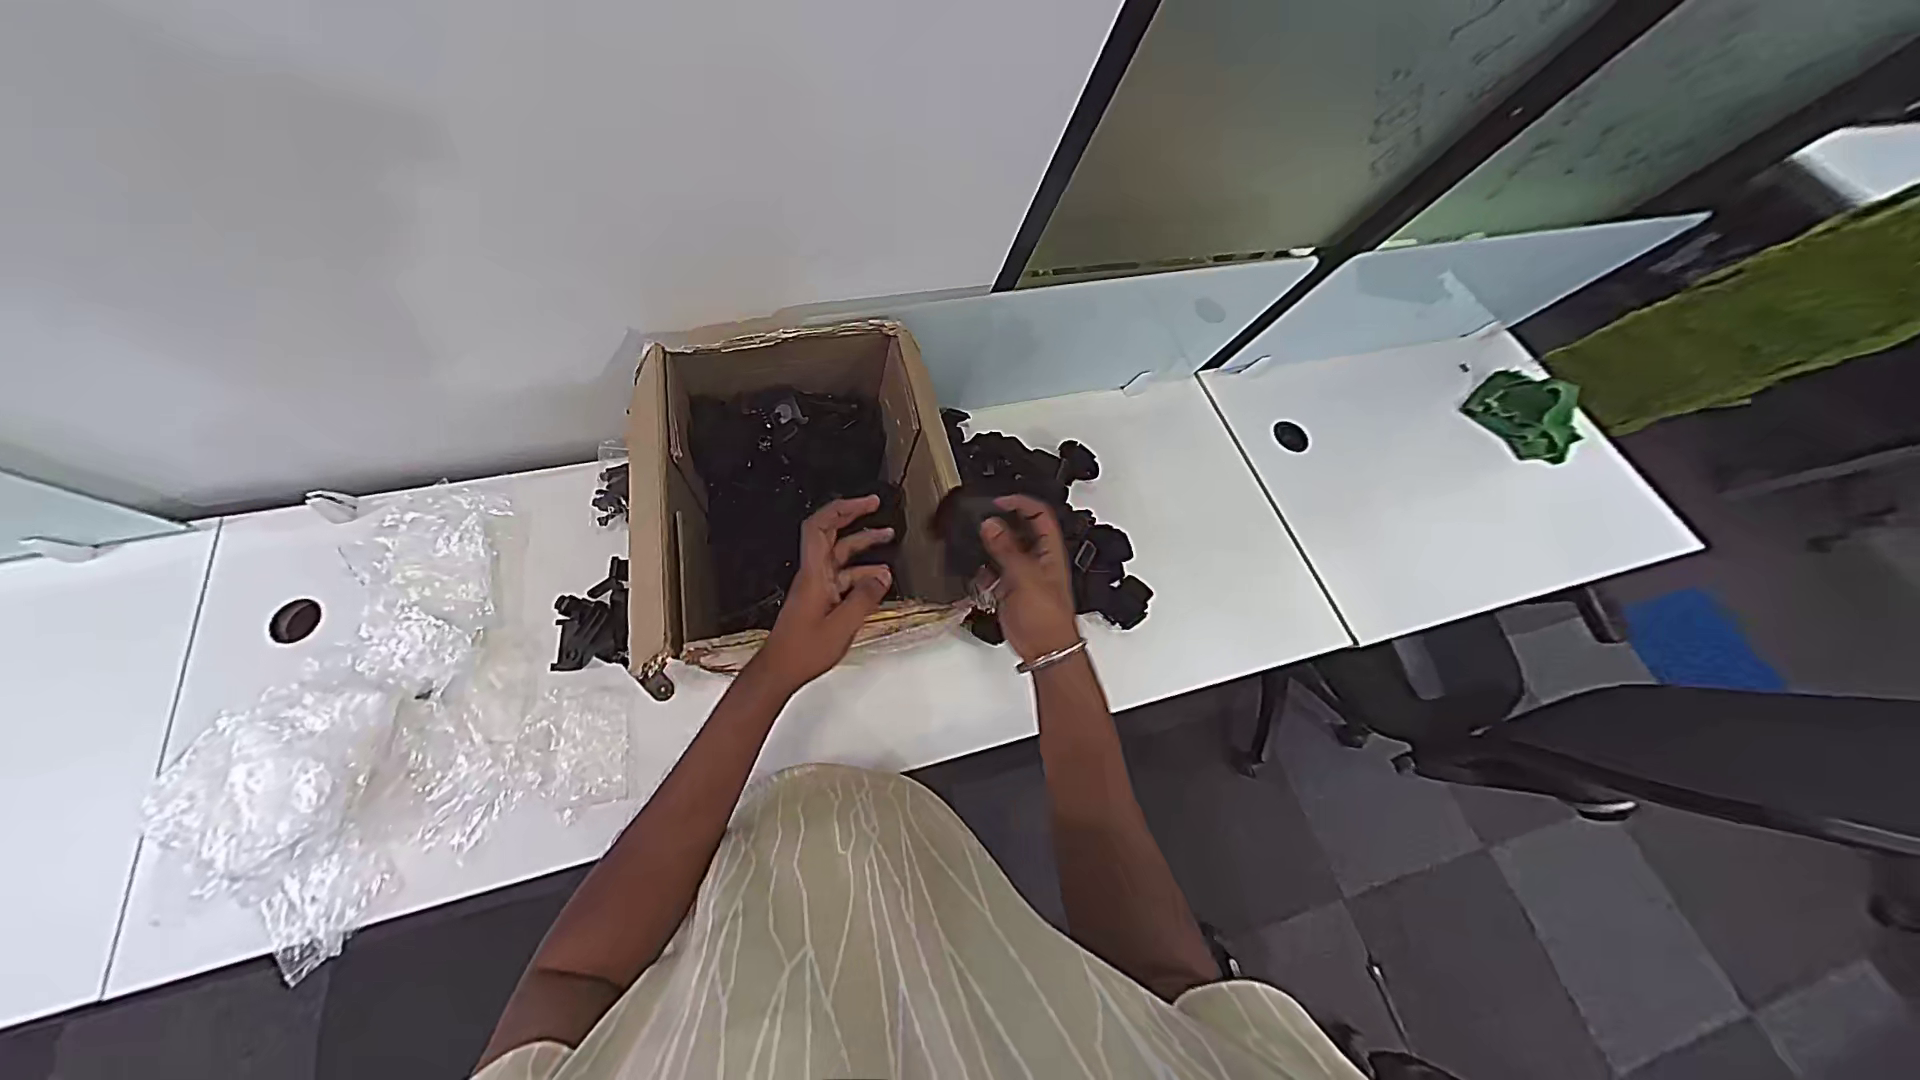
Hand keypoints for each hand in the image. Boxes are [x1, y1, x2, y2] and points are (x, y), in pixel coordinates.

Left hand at [752, 496, 893, 692]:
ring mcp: (816, 586)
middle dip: (853, 516)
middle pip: (830, 533)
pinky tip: (878, 578)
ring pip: (840, 555)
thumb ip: (865, 598)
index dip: (842, 508)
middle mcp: (813, 575)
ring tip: (886, 536)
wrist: (780, 670)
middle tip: (874, 506)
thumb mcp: (842, 625)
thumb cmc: (801, 651)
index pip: (821, 527)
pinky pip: (843, 576)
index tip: (865, 502)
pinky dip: (862, 572)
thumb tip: (883, 576)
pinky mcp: (820, 598)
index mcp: (814, 574)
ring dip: (862, 543)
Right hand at [980, 495, 1080, 664]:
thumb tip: (992, 525)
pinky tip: (978, 573)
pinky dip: (984, 570)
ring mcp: (1024, 574)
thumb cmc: (1048, 619)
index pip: (1040, 514)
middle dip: (1001, 523)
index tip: (1000, 501)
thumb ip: (1006, 550)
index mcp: (1050, 550)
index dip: (1021, 502)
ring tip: (977, 544)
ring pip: (1005, 550)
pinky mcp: (1011, 589)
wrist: (1045, 650)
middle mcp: (1038, 559)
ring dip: (990, 546)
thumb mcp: (1024, 577)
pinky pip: (995, 572)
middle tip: (982, 519)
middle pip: (1020, 529)